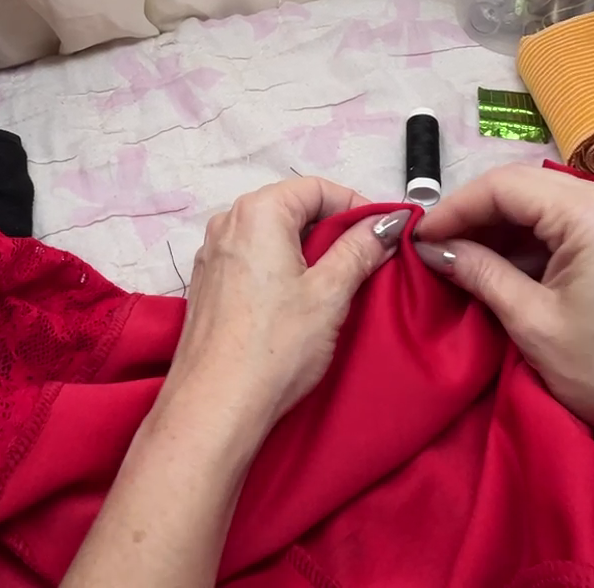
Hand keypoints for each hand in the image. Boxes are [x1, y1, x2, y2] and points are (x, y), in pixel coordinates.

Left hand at [169, 177, 406, 428]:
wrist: (216, 405)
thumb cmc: (275, 346)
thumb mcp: (330, 293)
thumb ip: (359, 249)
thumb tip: (385, 225)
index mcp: (258, 211)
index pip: (316, 188)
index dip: (355, 205)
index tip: (382, 232)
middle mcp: (229, 221)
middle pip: (292, 207)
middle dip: (332, 228)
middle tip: (367, 258)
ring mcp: (213, 252)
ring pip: (272, 233)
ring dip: (308, 248)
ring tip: (338, 281)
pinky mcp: (208, 282)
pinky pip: (253, 256)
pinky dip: (281, 265)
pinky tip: (299, 299)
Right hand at [411, 163, 593, 447]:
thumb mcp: (533, 323)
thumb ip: (479, 272)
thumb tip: (431, 249)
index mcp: (592, 214)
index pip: (504, 186)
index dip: (455, 207)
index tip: (420, 235)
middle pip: (521, 185)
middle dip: (473, 212)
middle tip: (435, 243)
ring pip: (540, 199)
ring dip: (497, 223)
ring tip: (458, 253)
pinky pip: (562, 217)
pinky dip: (526, 235)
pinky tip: (499, 259)